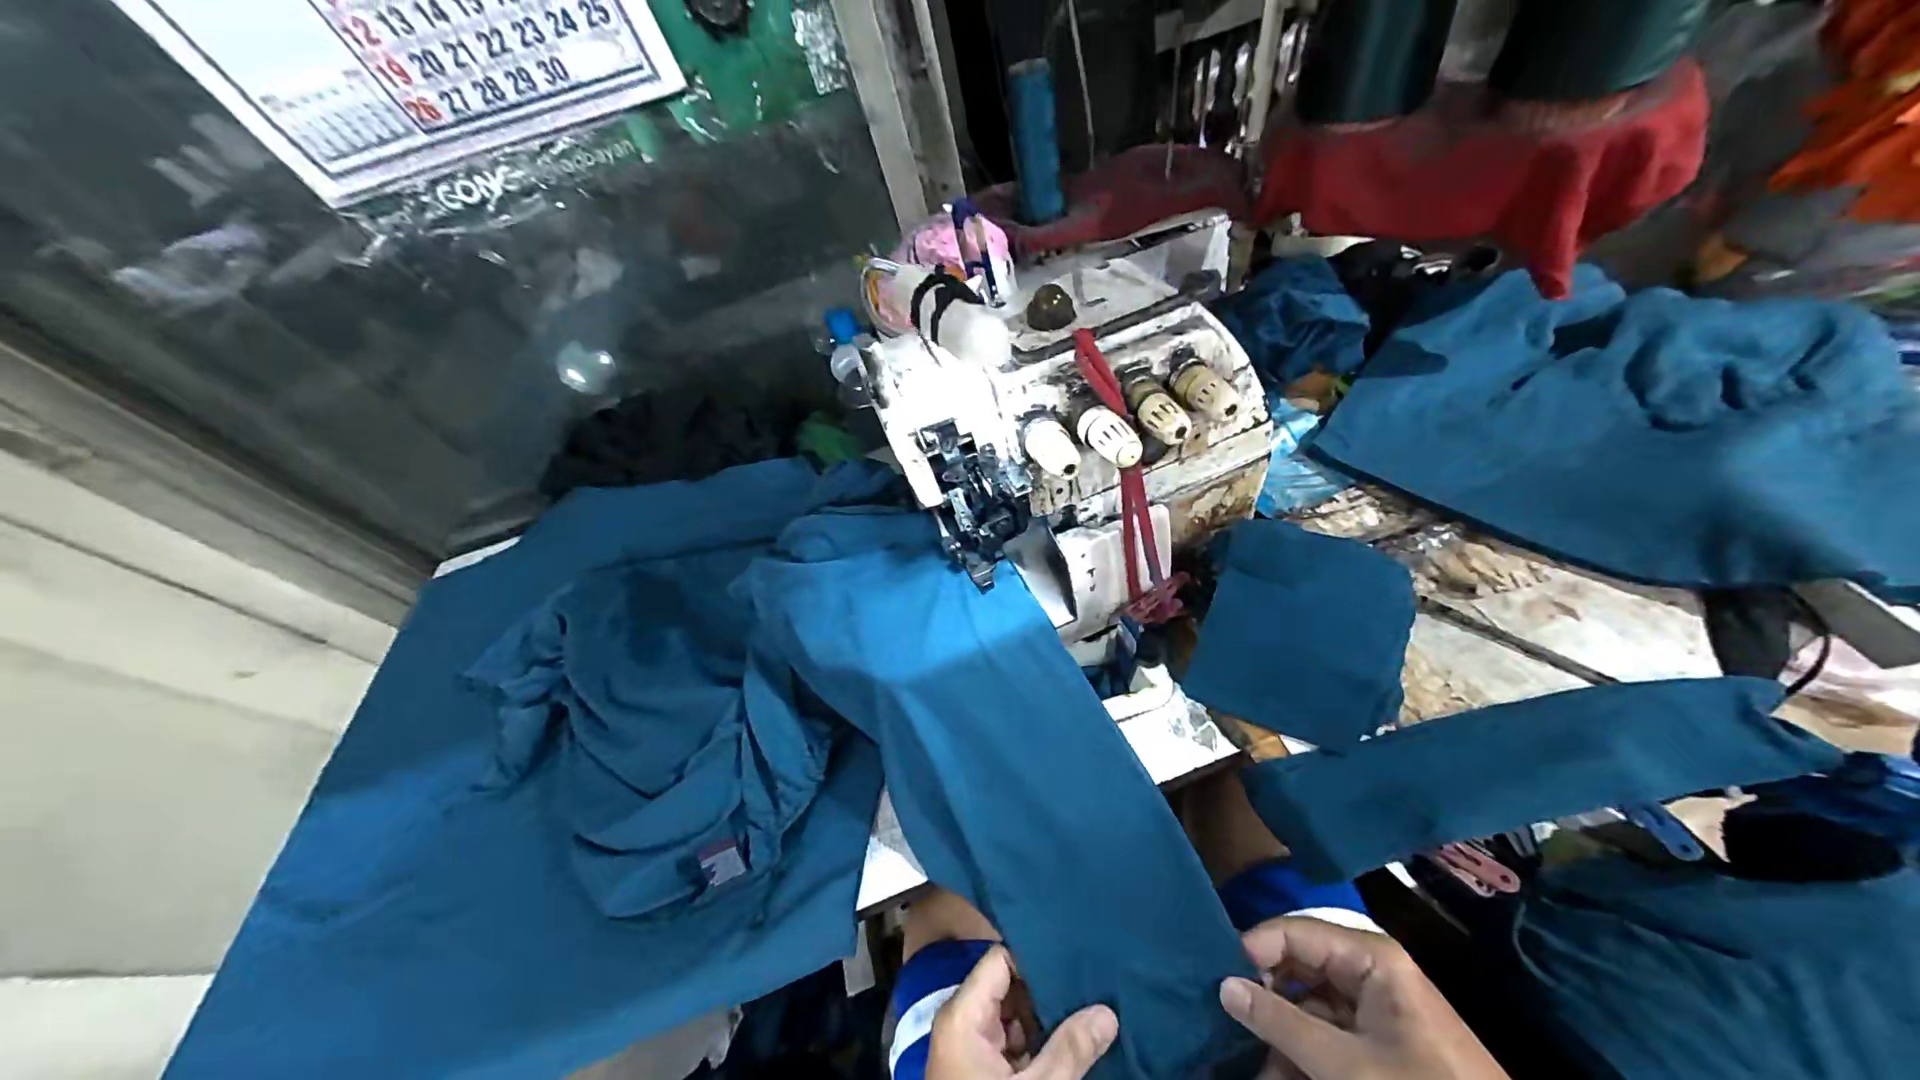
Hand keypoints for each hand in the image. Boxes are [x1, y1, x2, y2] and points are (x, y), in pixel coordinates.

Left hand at [926, 945, 1118, 1079]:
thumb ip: (1071, 1049)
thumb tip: (1107, 1013)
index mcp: (964, 1015)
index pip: (999, 961)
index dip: (1035, 958)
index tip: (1073, 958)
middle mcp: (962, 1023)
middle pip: (1006, 987)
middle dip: (1046, 991)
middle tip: (1088, 985)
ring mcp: (969, 1049)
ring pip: (1011, 1017)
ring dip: (1045, 1020)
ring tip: (1086, 1008)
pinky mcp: (978, 1073)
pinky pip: (1010, 1044)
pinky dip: (1036, 1044)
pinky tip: (1070, 1042)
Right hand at [1218, 917, 1508, 1079]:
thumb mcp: (1344, 1065)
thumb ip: (1279, 1021)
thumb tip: (1222, 985)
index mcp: (1368, 956)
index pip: (1291, 932)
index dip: (1252, 952)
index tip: (1219, 984)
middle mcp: (1369, 967)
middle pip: (1297, 966)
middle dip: (1265, 1001)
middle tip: (1232, 1028)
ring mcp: (1376, 1003)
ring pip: (1308, 1003)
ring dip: (1281, 1035)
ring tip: (1260, 1068)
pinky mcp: (1381, 1037)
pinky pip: (1328, 1030)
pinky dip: (1303, 1052)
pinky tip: (1282, 1074)